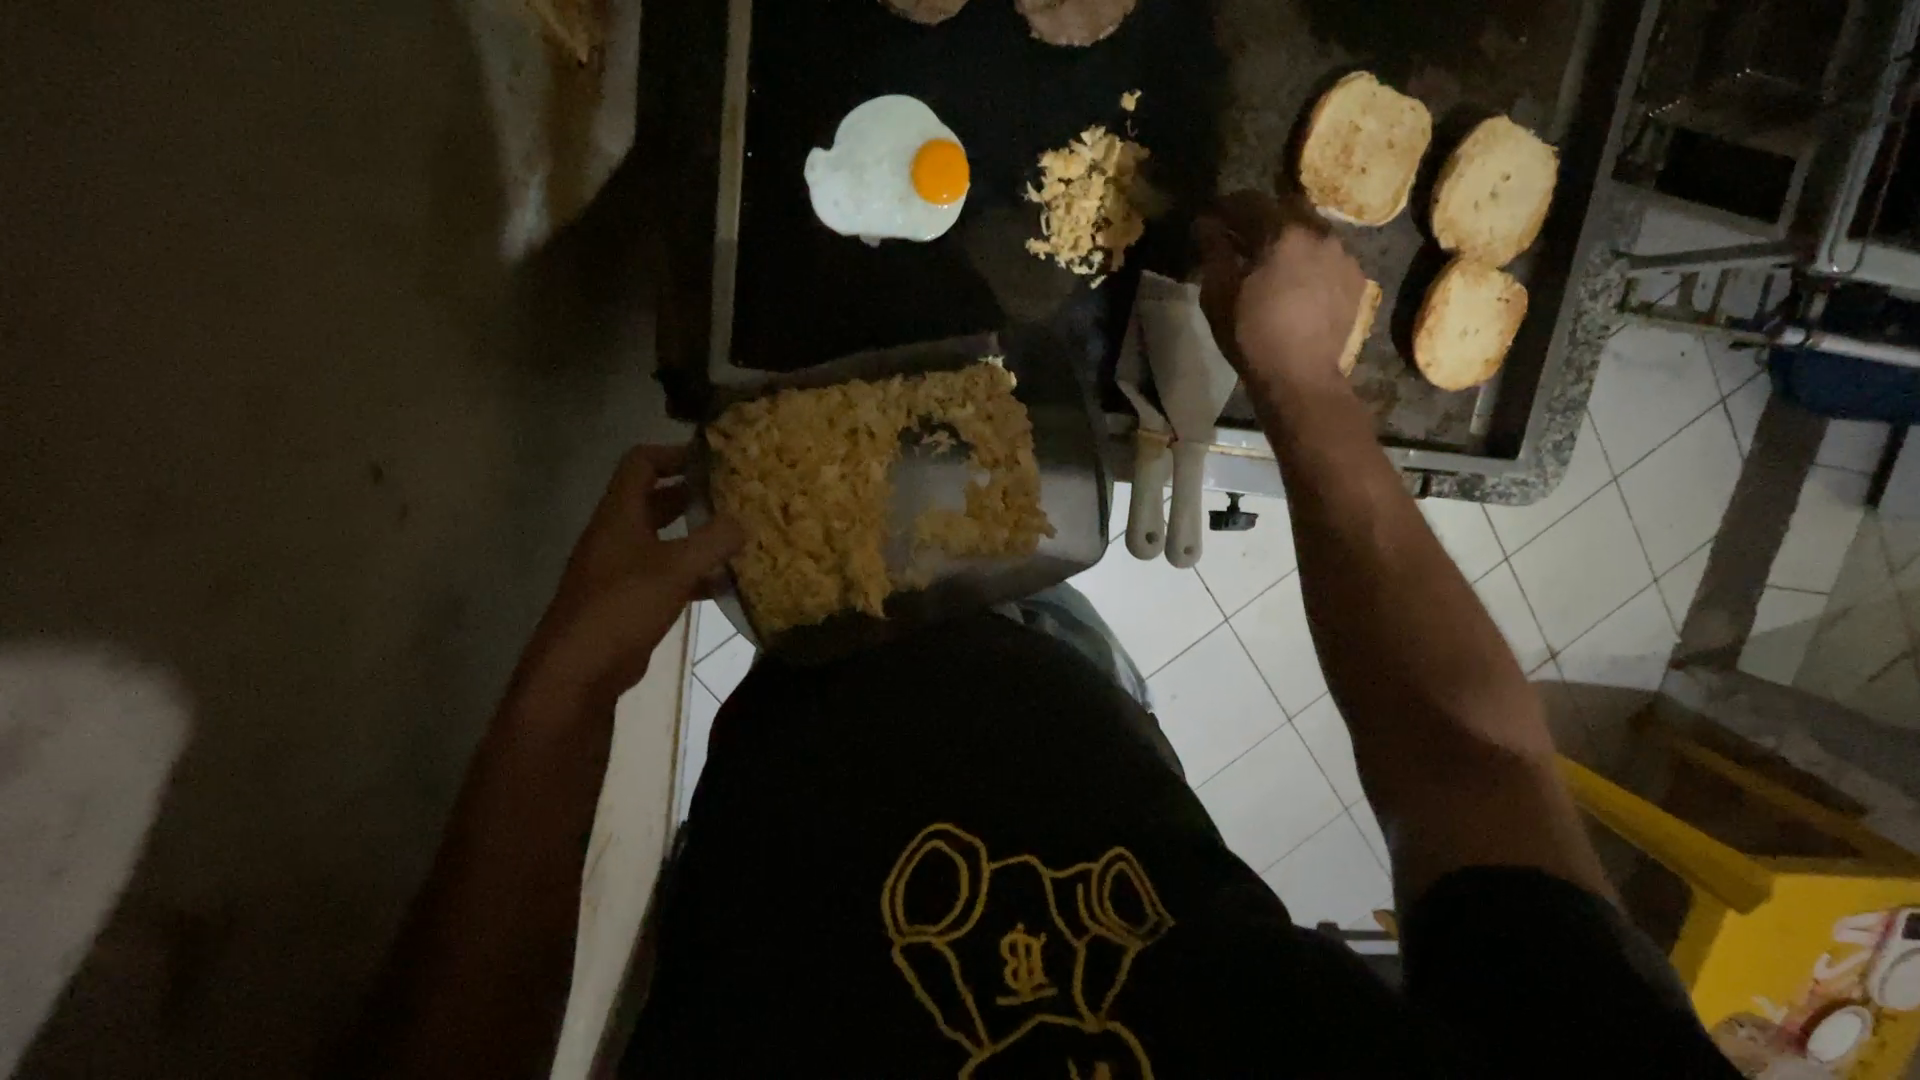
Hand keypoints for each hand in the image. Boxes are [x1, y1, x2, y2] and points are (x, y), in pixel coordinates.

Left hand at [516, 445, 743, 708]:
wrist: (578, 670)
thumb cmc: (622, 607)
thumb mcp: (675, 568)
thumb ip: (714, 541)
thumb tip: (744, 521)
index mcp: (619, 515)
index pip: (641, 463)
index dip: (675, 453)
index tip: (714, 460)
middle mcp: (616, 535)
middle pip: (654, 500)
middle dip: (692, 495)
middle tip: (734, 496)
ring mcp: (620, 569)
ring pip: (662, 539)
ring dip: (695, 536)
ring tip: (737, 537)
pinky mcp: (628, 601)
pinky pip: (665, 574)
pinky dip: (693, 574)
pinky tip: (724, 584)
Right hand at [1194, 190, 1367, 390]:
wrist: (1300, 377)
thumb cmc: (1251, 336)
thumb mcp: (1219, 294)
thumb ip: (1213, 250)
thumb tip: (1206, 223)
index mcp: (1283, 232)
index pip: (1250, 201)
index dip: (1226, 206)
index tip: (1211, 219)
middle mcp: (1319, 233)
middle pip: (1287, 208)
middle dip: (1261, 217)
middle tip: (1241, 237)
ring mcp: (1343, 255)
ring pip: (1312, 230)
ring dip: (1289, 237)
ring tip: (1271, 260)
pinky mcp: (1355, 279)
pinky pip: (1329, 255)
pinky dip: (1309, 259)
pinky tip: (1296, 281)